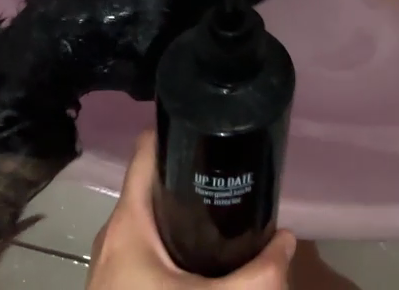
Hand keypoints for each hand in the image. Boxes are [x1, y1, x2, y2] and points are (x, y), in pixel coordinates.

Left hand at [87, 133, 295, 288]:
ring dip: (179, 210)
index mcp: (128, 223)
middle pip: (150, 183)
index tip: (210, 124)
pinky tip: (198, 253)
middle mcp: (113, 234)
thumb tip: (288, 242)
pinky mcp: (115, 286)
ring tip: (221, 208)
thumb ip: (260, 276)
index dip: (175, 130)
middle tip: (229, 171)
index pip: (145, 150)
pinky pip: (143, 245)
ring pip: (147, 217)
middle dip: (188, 174)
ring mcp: (110, 263)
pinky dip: (170, 240)